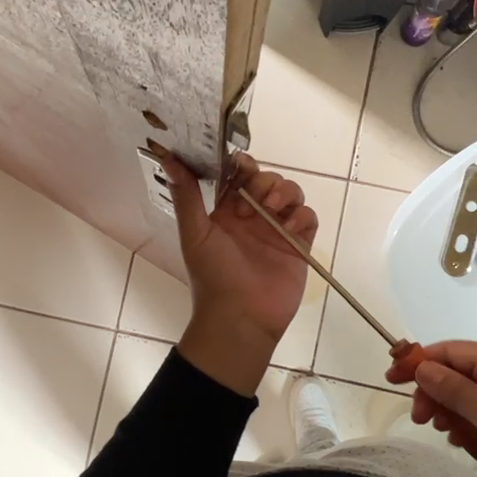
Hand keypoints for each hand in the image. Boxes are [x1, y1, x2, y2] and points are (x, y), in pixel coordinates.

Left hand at [163, 151, 316, 394]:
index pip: (237, 176)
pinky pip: (308, 217)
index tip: (240, 164)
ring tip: (271, 209)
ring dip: (284, 191)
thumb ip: (187, 196)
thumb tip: (168, 156)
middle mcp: (253, 217)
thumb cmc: (213, 277)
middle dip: (264, 179)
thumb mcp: (195, 234)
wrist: (240, 319)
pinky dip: (302, 214)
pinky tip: (289, 227)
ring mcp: (277, 230)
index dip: (241, 165)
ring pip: (290, 193)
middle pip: (267, 179)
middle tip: (254, 199)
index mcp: (226, 213)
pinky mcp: (298, 245)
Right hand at [391, 341, 476, 476]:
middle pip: (458, 373)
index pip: (451, 350)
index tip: (391, 381)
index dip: (419, 361)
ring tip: (453, 438)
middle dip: (436, 394)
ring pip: (470, 398)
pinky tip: (474, 448)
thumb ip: (455, 389)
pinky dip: (474, 431)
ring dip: (455, 416)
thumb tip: (423, 366)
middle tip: (421, 421)